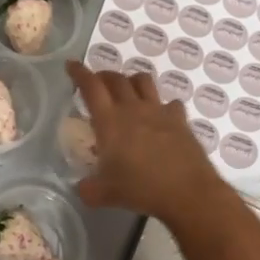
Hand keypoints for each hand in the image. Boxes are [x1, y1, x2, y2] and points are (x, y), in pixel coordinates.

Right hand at [67, 61, 226, 219]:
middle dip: (103, 76)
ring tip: (127, 91)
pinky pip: (170, 103)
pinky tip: (160, 116)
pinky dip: (162, 105)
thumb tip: (82, 188)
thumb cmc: (141, 189)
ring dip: (131, 80)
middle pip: (116, 79)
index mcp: (110, 121)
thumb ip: (89, 189)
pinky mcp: (180, 120)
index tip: (72, 65)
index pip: (91, 87)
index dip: (79, 73)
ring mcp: (159, 111)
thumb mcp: (104, 194)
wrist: (187, 192)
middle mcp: (133, 108)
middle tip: (97, 83)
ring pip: (143, 81)